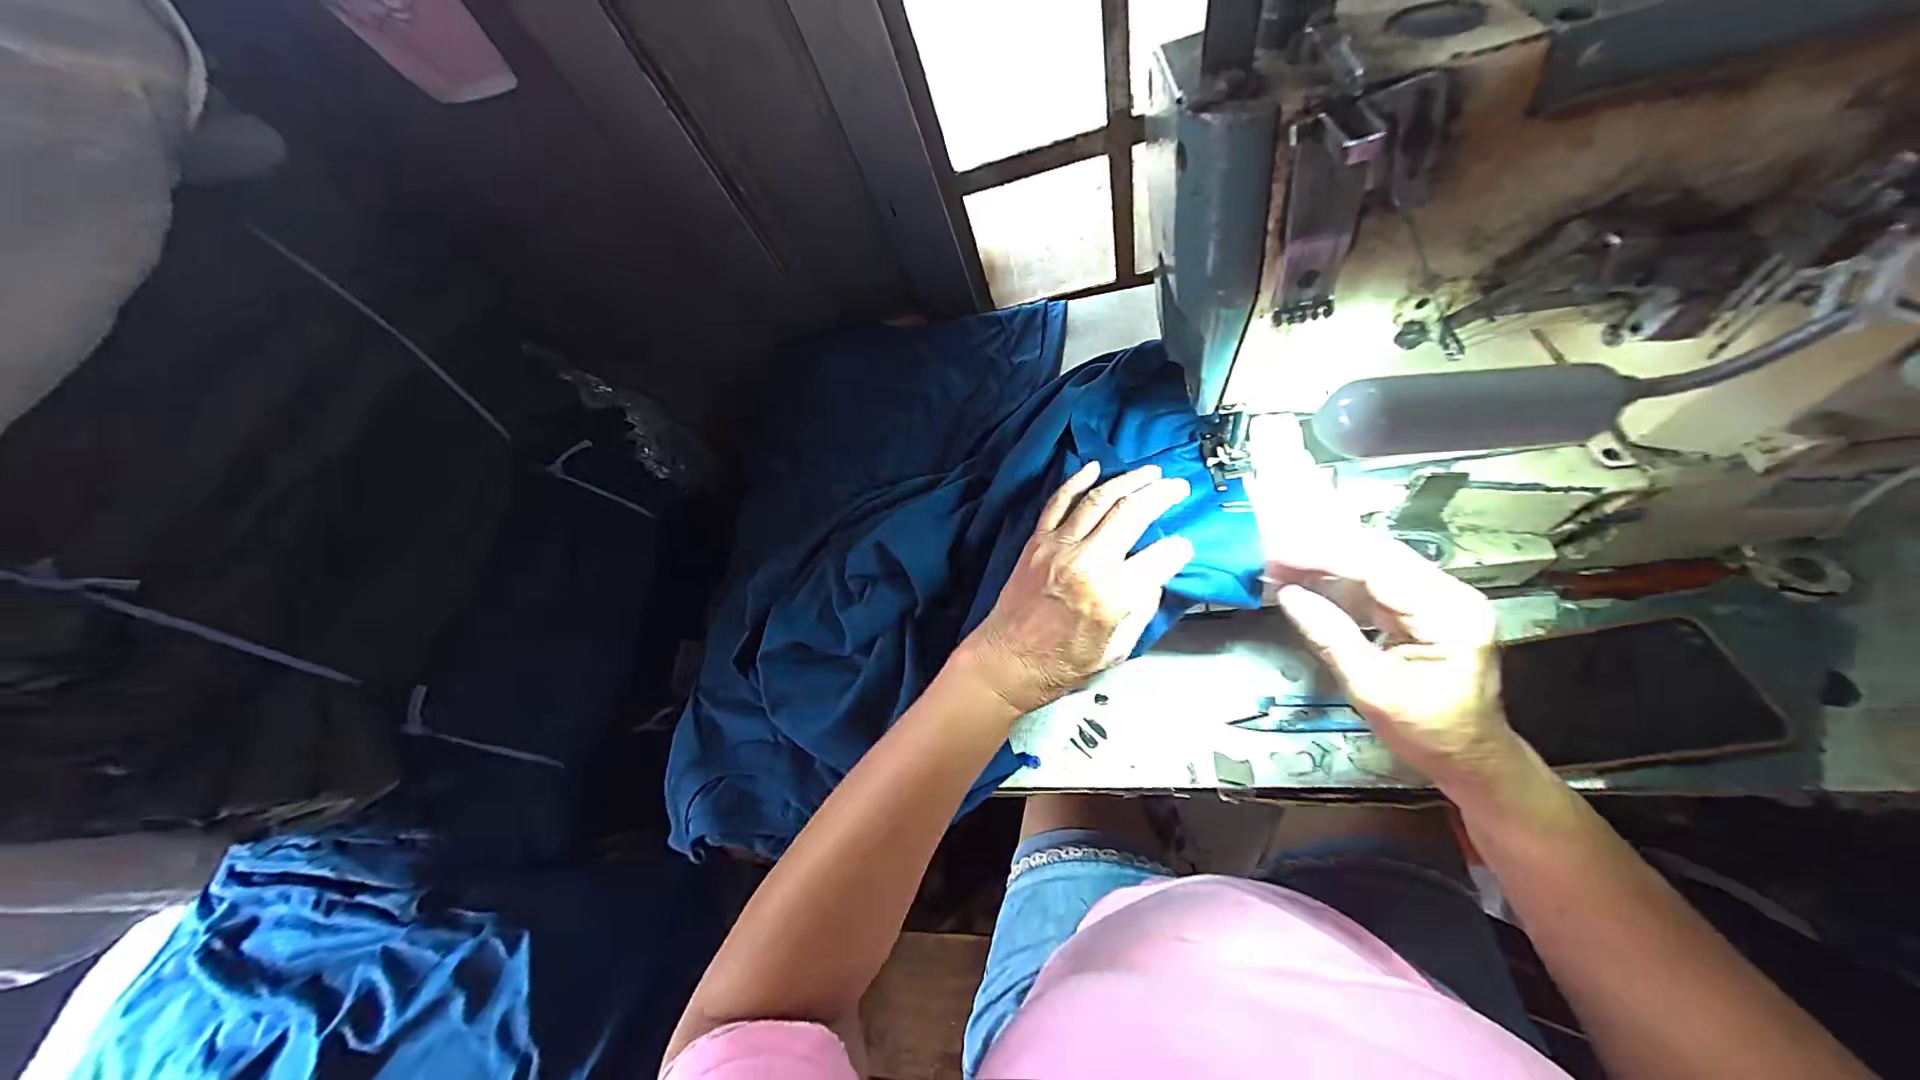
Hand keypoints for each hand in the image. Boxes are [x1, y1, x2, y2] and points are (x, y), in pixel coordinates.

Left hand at [958, 462, 1194, 713]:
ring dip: (1128, 480)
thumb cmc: (1060, 663)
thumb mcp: (1116, 650)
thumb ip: (1141, 610)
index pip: (1159, 557)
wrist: (1007, 660)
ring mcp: (1057, 548)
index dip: (1179, 548)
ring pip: (1098, 500)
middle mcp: (1085, 563)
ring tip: (1149, 472)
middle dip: (1161, 494)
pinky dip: (1077, 481)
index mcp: (1111, 595)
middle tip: (1177, 487)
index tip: (1183, 545)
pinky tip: (1094, 468)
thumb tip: (1155, 578)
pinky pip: (1058, 502)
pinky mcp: (1037, 543)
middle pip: (1131, 513)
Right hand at [1243, 428, 1525, 793]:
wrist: (1468, 758)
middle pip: (1379, 555)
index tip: (1280, 552)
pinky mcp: (1419, 607)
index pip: (1380, 569)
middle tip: (1273, 548)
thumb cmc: (1429, 732)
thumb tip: (1289, 595)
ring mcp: (1437, 599)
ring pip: (1374, 563)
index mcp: (1449, 615)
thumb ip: (1331, 636)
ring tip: (1280, 559)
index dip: (1325, 555)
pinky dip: (1336, 578)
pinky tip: (1305, 576)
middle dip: (1322, 549)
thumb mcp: (1372, 689)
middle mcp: (1449, 596)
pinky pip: (1373, 581)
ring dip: (1325, 560)